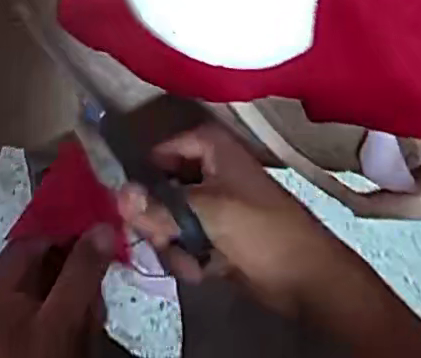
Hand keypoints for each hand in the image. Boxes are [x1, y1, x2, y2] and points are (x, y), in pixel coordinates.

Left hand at [0, 227, 114, 357]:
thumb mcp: (59, 318)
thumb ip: (83, 269)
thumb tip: (104, 227)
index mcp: (2, 275)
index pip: (46, 227)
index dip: (78, 226)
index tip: (108, 230)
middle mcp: (5, 286)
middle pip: (55, 255)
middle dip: (83, 271)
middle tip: (97, 291)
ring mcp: (14, 312)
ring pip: (60, 282)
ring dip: (82, 296)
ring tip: (89, 320)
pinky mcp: (25, 333)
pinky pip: (56, 308)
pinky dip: (74, 315)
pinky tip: (82, 334)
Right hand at [116, 122, 349, 315]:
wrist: (302, 273)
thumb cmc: (258, 226)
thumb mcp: (207, 213)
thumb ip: (160, 206)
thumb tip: (119, 193)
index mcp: (214, 146)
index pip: (166, 147)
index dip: (148, 170)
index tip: (131, 200)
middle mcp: (212, 167)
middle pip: (164, 186)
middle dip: (161, 220)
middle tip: (164, 239)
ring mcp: (215, 202)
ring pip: (172, 218)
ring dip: (175, 244)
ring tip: (189, 260)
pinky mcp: (217, 233)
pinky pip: (186, 241)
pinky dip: (189, 257)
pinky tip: (202, 270)